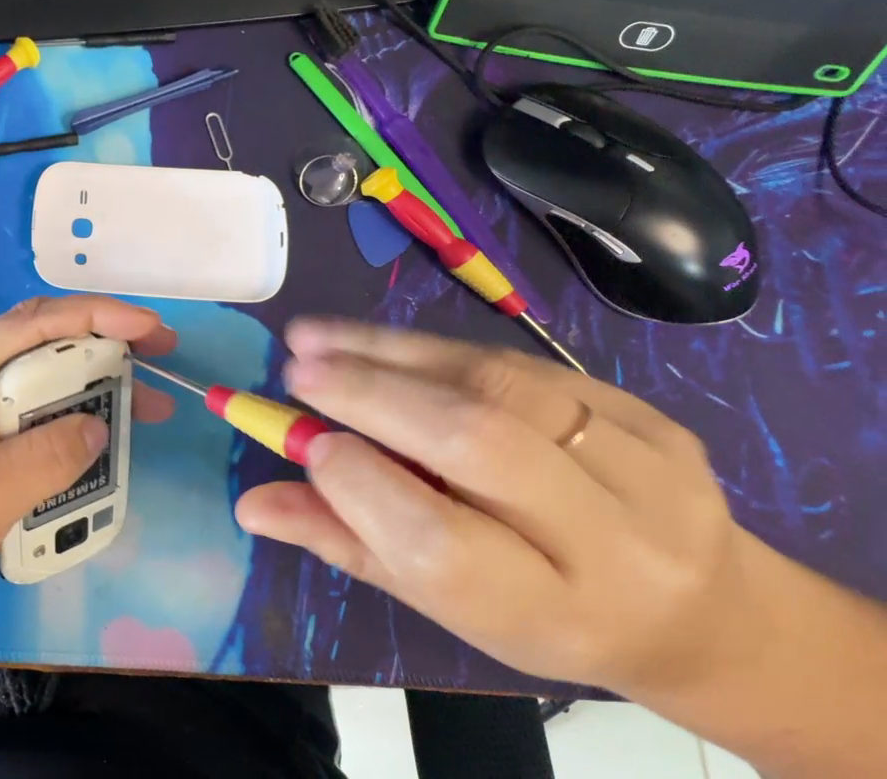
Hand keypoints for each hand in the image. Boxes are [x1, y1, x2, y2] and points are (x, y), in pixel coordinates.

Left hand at [0, 296, 176, 601]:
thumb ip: (48, 456)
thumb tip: (98, 427)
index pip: (32, 323)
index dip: (94, 315)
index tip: (146, 327)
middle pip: (41, 341)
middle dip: (103, 346)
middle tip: (160, 360)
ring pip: (41, 375)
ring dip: (91, 386)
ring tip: (144, 406)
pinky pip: (30, 408)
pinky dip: (68, 415)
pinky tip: (97, 437)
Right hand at [232, 318, 758, 697]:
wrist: (702, 610)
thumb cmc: (542, 614)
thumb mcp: (442, 603)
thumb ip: (346, 543)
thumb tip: (251, 503)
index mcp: (546, 611)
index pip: (437, 541)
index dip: (357, 482)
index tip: (298, 442)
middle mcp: (614, 544)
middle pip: (477, 444)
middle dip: (371, 395)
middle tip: (295, 368)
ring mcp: (647, 470)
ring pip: (500, 387)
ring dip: (393, 354)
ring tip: (317, 339)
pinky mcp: (652, 416)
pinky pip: (522, 365)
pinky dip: (436, 350)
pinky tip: (380, 345)